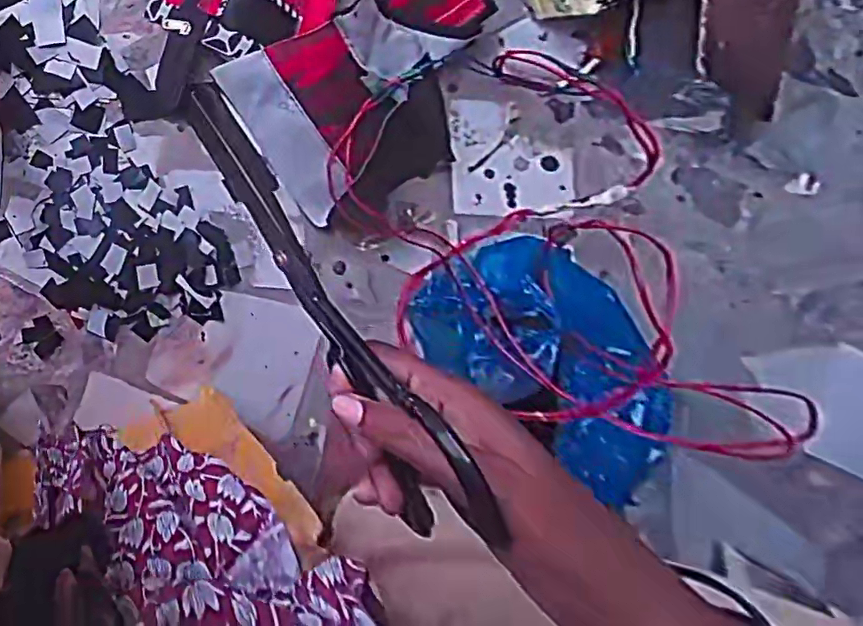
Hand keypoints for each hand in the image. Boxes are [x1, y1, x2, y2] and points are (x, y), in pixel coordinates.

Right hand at [329, 343, 736, 625]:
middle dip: (363, 433)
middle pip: (379, 400)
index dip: (354, 375)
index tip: (339, 411)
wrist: (623, 606)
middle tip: (369, 471)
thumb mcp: (481, 484)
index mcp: (463, 406)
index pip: (387, 361)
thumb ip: (411, 438)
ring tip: (383, 497)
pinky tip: (391, 501)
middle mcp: (454, 419)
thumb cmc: (568, 543)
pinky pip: (403, 460)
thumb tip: (347, 401)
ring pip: (386, 432)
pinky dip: (388, 478)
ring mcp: (454, 448)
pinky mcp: (455, 477)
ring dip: (373, 462)